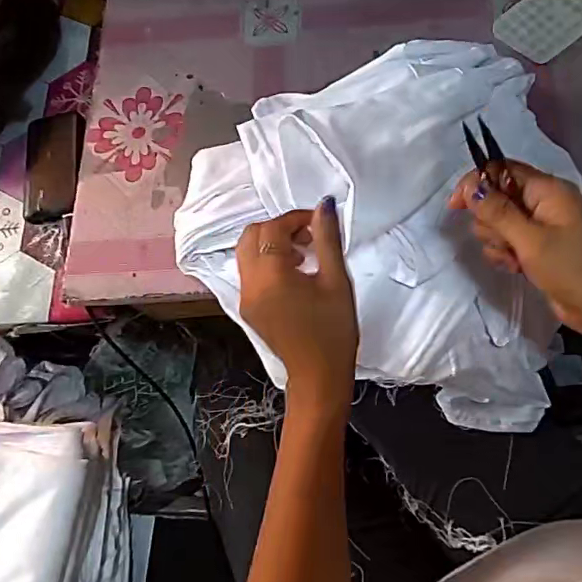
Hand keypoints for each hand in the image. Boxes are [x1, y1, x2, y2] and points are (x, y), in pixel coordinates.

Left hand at [236, 198, 357, 400]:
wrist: (318, 375)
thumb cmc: (334, 330)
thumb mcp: (336, 280)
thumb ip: (327, 239)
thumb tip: (323, 206)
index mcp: (271, 275)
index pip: (273, 229)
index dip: (296, 218)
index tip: (318, 223)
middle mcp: (250, 284)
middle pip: (251, 235)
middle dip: (279, 228)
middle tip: (309, 237)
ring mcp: (245, 298)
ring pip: (246, 253)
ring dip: (270, 244)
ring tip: (304, 255)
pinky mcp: (247, 309)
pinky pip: (249, 273)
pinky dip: (265, 262)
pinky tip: (293, 274)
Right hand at [448, 162, 581, 346]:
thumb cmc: (571, 269)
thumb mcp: (530, 240)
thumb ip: (497, 212)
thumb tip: (469, 187)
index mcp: (548, 190)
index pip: (502, 171)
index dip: (476, 184)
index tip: (455, 207)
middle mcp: (543, 202)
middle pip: (496, 198)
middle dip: (490, 221)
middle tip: (504, 242)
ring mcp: (541, 226)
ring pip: (498, 223)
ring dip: (497, 242)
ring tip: (514, 259)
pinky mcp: (538, 247)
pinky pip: (508, 241)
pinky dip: (505, 254)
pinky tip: (515, 268)